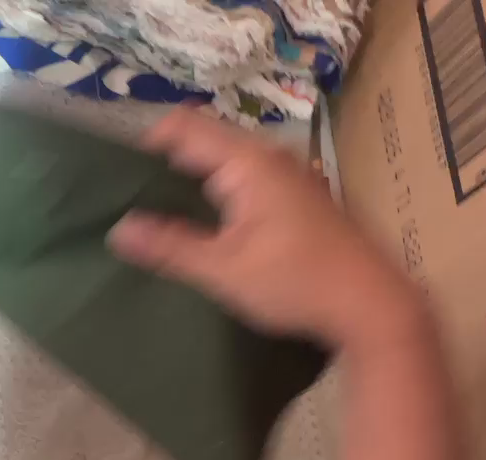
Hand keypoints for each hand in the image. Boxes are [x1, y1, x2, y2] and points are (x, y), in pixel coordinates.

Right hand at [107, 108, 428, 349]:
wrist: (369, 305)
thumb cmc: (296, 283)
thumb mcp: (223, 270)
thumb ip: (170, 247)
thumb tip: (118, 229)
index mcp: (249, 163)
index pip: (185, 128)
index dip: (146, 144)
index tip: (115, 177)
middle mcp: (271, 159)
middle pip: (206, 144)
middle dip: (167, 168)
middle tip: (130, 202)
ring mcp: (289, 178)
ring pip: (226, 167)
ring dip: (192, 186)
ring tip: (158, 218)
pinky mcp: (297, 202)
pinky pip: (244, 185)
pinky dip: (217, 200)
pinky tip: (203, 232)